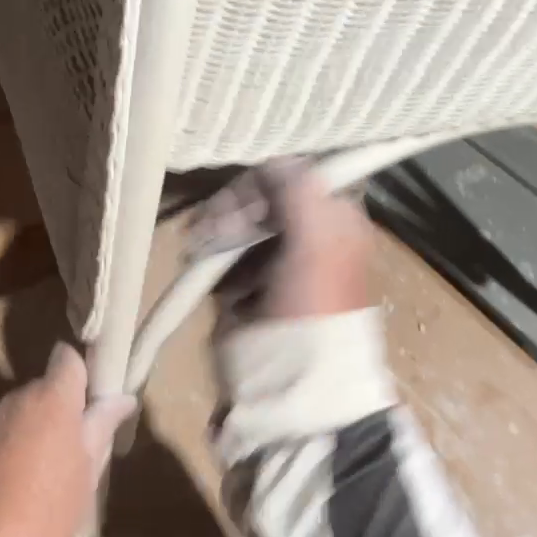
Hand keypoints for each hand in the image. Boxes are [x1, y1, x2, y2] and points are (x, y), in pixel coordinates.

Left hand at [0, 342, 136, 536]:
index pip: (67, 357)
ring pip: (20, 412)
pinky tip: (16, 488)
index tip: (94, 400)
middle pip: (44, 387)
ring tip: (47, 475)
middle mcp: (16, 398)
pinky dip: (11, 449)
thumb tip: (122, 397)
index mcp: (51, 398)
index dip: (82, 372)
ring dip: (35, 430)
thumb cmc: (48, 512)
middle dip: (61, 409)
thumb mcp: (87, 471)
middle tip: (78, 448)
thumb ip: (102, 426)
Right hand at [202, 159, 369, 322]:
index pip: (295, 178)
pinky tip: (201, 261)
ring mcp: (276, 260)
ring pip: (240, 224)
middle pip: (263, 200)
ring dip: (217, 229)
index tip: (242, 194)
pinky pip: (225, 253)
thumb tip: (277, 157)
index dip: (265, 180)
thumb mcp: (315, 245)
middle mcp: (308, 236)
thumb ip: (300, 193)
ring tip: (201, 246)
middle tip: (213, 226)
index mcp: (334, 222)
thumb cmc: (309, 307)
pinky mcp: (248, 283)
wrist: (291, 378)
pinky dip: (211, 253)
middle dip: (234, 207)